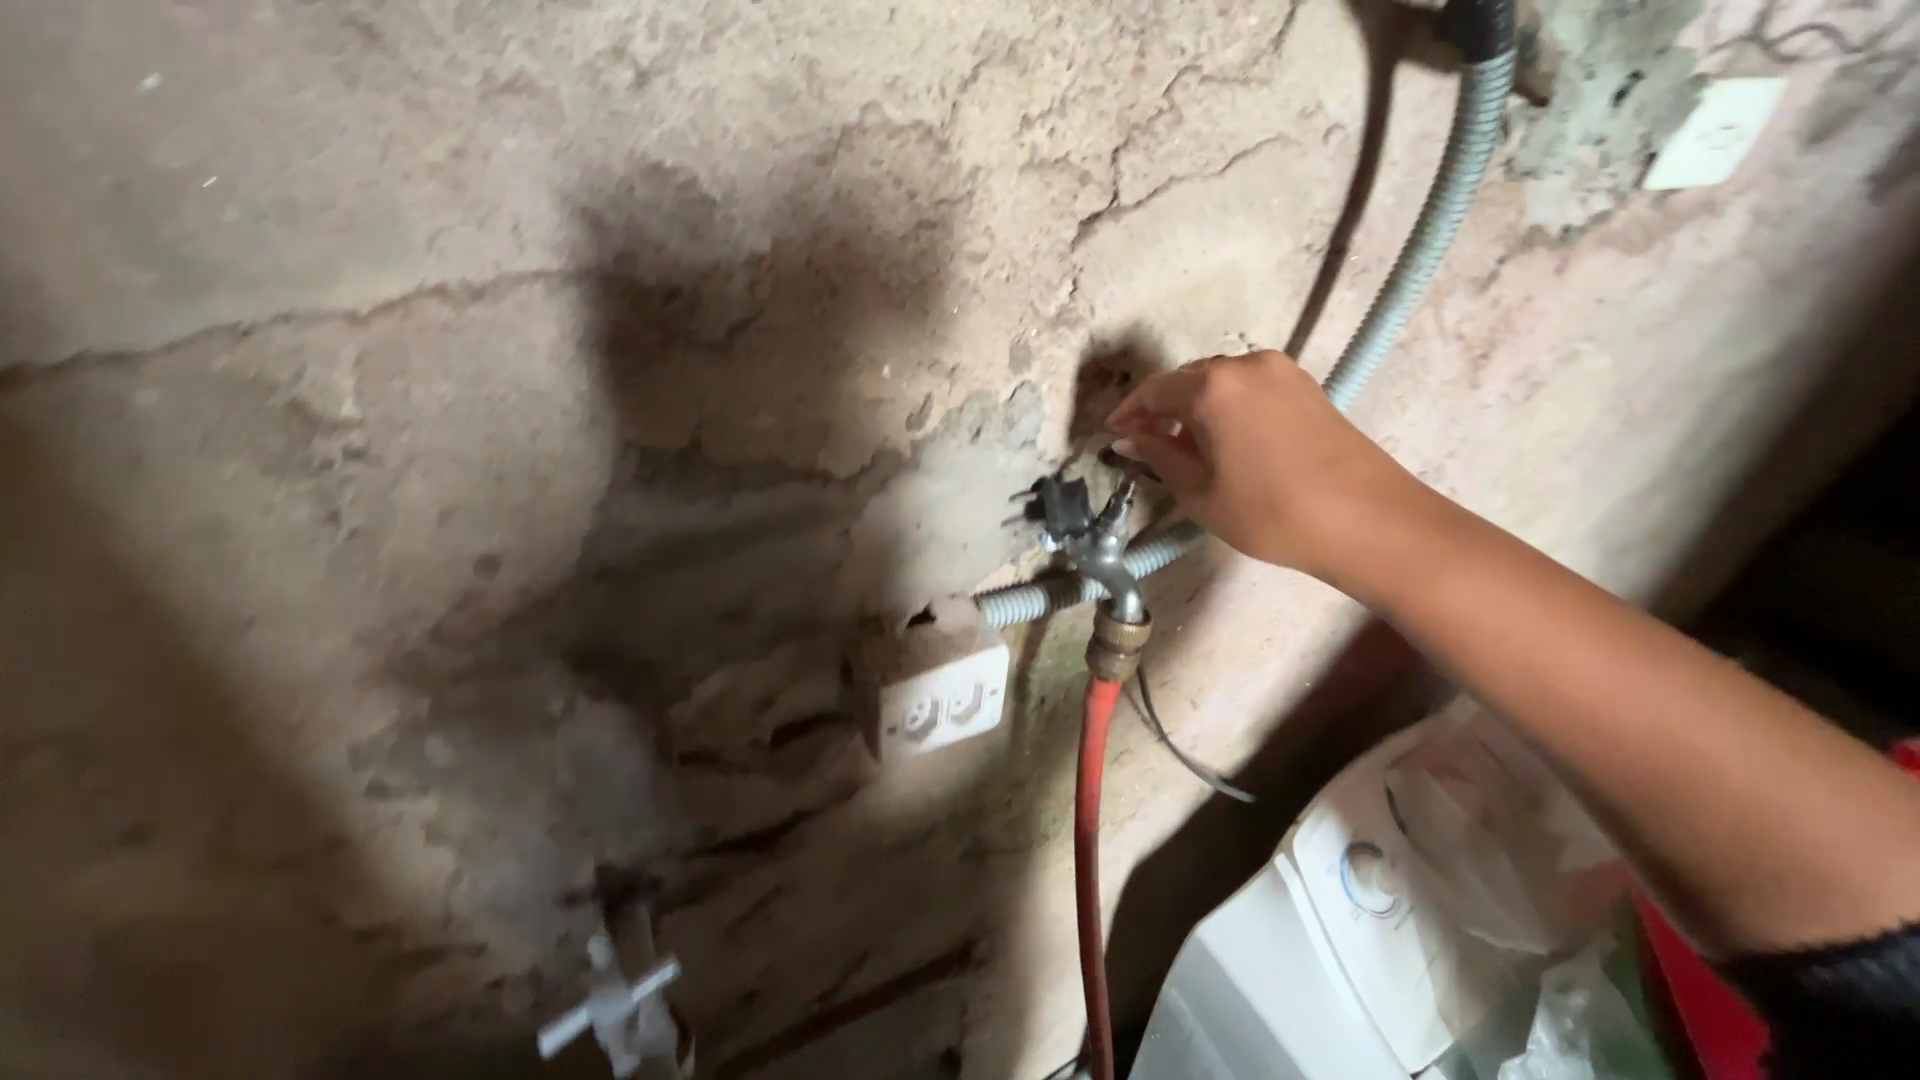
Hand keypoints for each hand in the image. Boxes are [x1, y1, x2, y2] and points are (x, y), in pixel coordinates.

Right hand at [1105, 350, 1425, 582]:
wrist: (1367, 520)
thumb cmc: (1270, 513)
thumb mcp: (1200, 492)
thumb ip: (1159, 457)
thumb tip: (1129, 438)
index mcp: (1212, 386)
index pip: (1155, 389)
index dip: (1129, 413)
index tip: (1112, 436)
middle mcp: (1246, 365)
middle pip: (1187, 380)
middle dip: (1162, 409)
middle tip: (1146, 446)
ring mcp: (1282, 372)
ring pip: (1220, 383)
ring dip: (1195, 409)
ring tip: (1185, 450)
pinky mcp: (1306, 387)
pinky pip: (1249, 390)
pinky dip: (1227, 409)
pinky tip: (1224, 442)